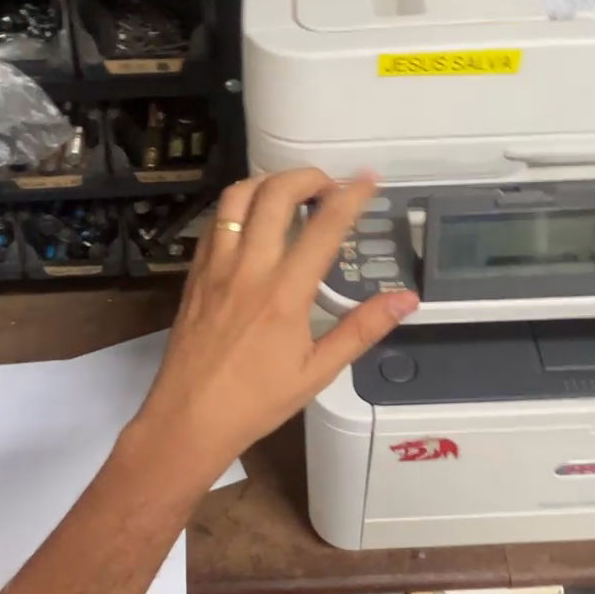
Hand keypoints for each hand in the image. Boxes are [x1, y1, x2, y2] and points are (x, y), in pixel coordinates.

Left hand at [132, 168, 419, 468]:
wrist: (189, 417)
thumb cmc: (256, 402)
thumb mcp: (318, 371)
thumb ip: (362, 329)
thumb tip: (405, 299)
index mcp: (285, 294)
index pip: (324, 227)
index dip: (351, 196)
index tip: (369, 180)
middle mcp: (249, 269)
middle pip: (276, 194)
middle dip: (308, 176)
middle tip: (329, 185)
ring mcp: (216, 267)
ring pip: (238, 197)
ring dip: (268, 182)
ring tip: (291, 191)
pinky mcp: (195, 273)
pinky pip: (216, 222)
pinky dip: (238, 206)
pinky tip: (252, 219)